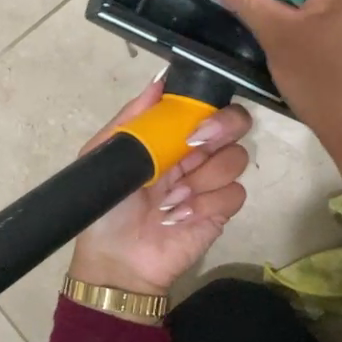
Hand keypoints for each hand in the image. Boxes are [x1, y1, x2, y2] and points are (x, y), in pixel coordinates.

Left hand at [67, 76, 253, 298]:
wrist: (115, 259)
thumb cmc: (107, 207)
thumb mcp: (106, 155)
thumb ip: (132, 118)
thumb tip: (159, 81)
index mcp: (171, 137)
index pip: (206, 107)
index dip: (209, 106)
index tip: (194, 121)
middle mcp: (196, 155)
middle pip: (236, 125)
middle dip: (224, 127)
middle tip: (196, 145)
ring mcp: (210, 183)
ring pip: (236, 159)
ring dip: (202, 177)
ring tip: (171, 199)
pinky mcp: (220, 212)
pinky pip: (234, 194)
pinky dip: (206, 203)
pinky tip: (179, 216)